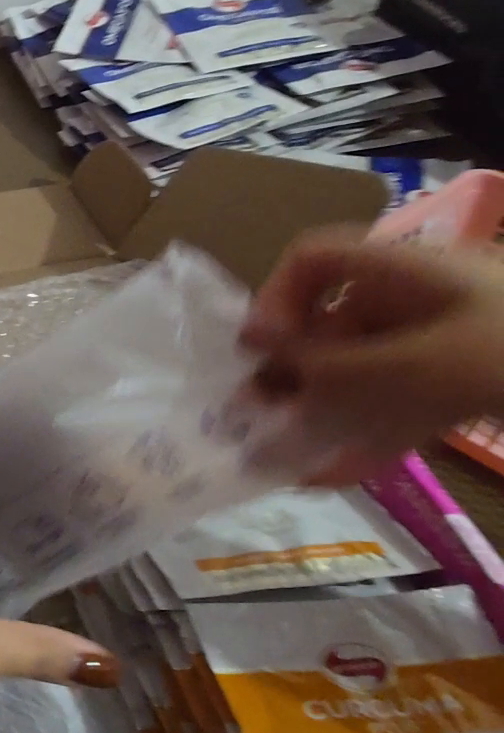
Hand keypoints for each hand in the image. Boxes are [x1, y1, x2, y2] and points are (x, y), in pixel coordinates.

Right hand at [242, 228, 503, 483]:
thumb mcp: (430, 365)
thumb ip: (337, 365)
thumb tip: (259, 358)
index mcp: (413, 270)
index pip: (314, 260)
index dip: (274, 296)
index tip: (259, 348)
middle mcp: (425, 299)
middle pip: (334, 322)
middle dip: (291, 371)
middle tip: (255, 413)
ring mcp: (455, 345)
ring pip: (366, 371)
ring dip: (321, 412)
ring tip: (285, 454)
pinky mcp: (478, 387)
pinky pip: (406, 405)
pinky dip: (369, 434)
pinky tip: (337, 472)